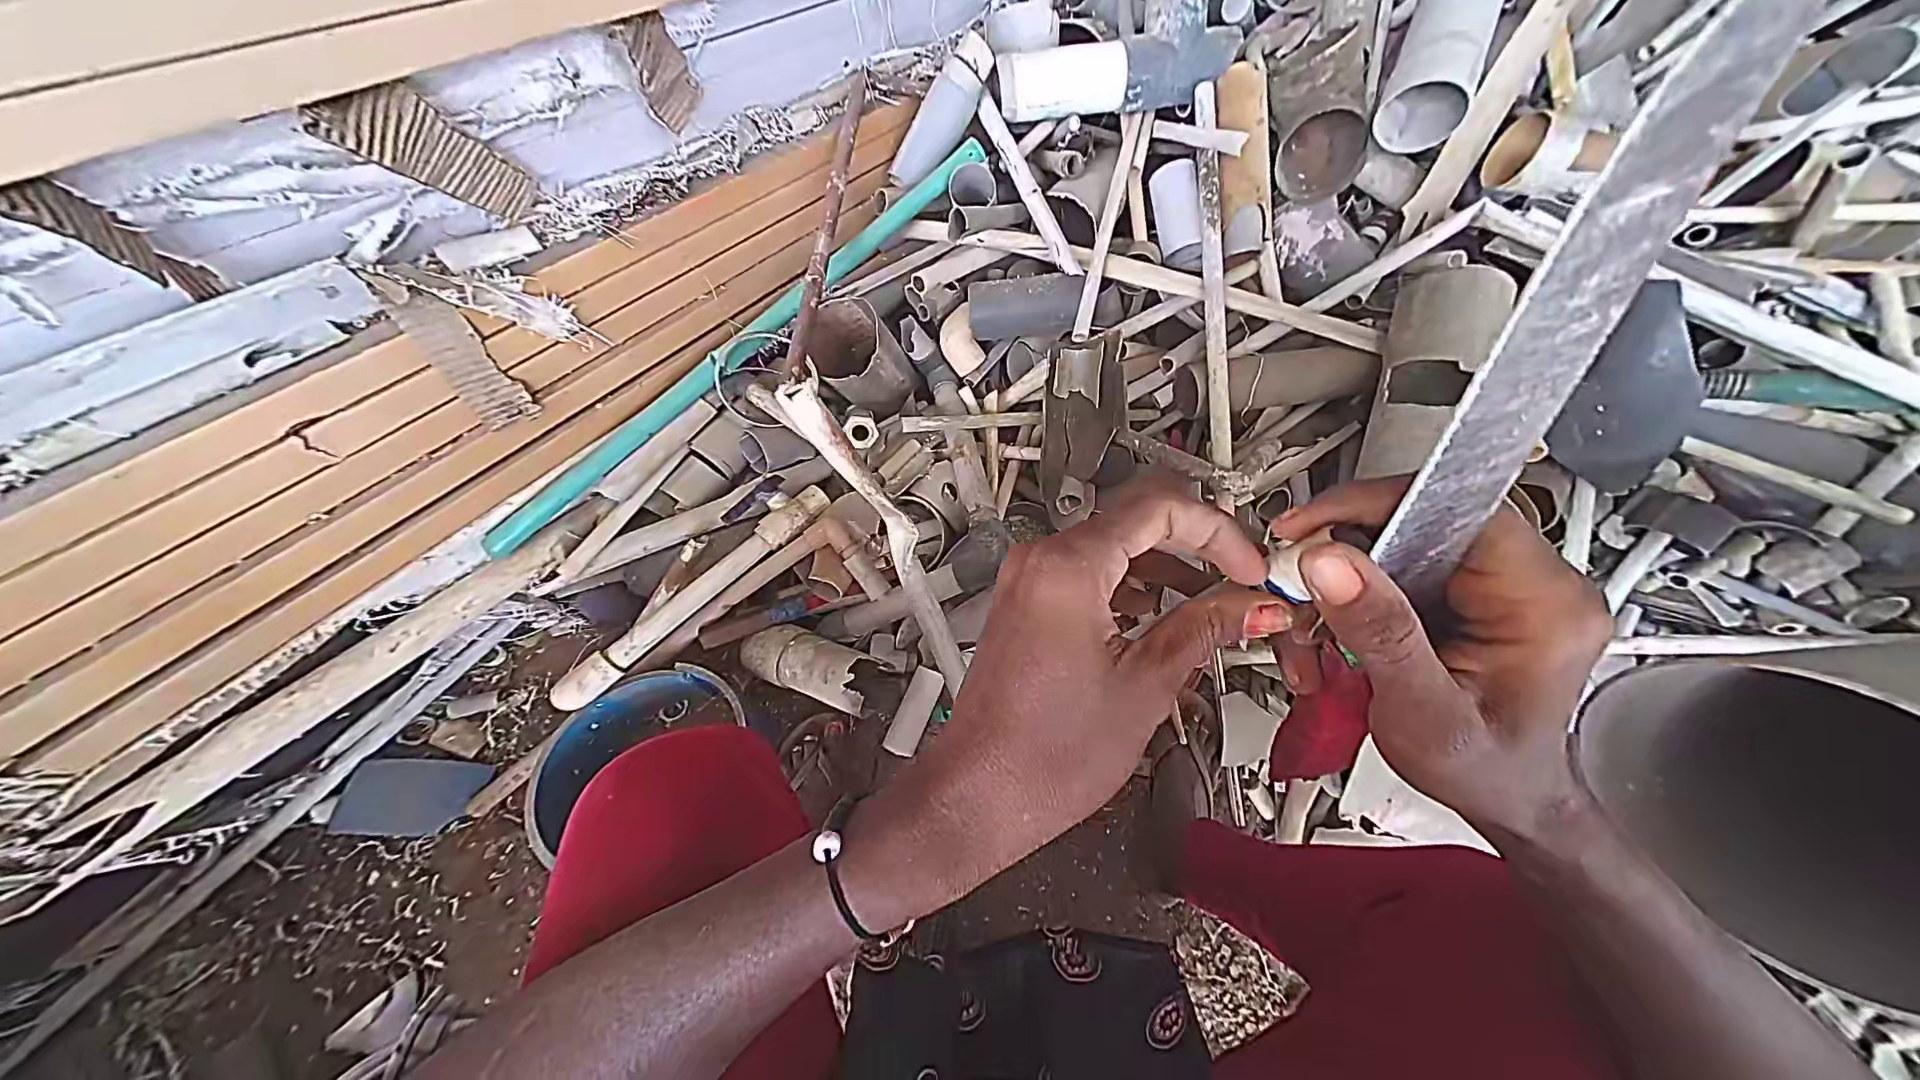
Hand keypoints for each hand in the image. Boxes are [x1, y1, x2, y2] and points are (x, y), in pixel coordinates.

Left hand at [841, 478, 1291, 924]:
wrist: (982, 790)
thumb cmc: (1039, 755)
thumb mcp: (1144, 686)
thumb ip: (1204, 629)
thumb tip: (1248, 604)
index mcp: (1067, 568)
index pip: (1160, 506)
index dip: (1219, 531)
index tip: (1248, 565)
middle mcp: (1040, 562)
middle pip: (1136, 518)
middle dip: (1197, 545)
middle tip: (1239, 580)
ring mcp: (1028, 580)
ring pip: (1113, 545)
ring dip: (1167, 568)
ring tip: (1210, 607)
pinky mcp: (1027, 604)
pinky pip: (1088, 573)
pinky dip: (1132, 587)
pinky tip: (1163, 620)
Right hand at [1272, 477, 1610, 836]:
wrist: (1503, 798)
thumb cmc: (1484, 771)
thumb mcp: (1423, 712)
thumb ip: (1380, 634)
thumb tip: (1330, 562)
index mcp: (1541, 603)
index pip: (1456, 509)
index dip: (1376, 505)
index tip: (1311, 525)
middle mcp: (1524, 583)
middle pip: (1414, 523)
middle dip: (1341, 555)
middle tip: (1300, 590)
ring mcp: (1490, 587)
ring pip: (1390, 544)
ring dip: (1335, 582)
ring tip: (1315, 631)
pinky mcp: (1458, 595)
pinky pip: (1387, 567)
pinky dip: (1344, 596)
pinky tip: (1333, 633)